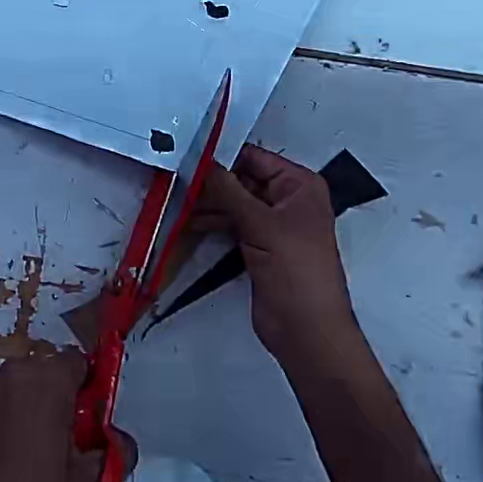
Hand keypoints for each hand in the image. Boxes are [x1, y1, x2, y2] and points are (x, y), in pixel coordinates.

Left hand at [0, 351, 105, 481]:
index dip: (87, 385)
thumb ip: (113, 453)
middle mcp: (9, 376)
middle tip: (63, 440)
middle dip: (56, 396)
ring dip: (26, 404)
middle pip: (43, 371)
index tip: (90, 414)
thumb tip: (119, 439)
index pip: (75, 361)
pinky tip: (2, 454)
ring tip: (30, 451)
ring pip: (14, 385)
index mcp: (45, 384)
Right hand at [192, 144, 351, 359]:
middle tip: (176, 176)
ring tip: (177, 199)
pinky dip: (211, 220)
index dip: (223, 155)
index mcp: (299, 186)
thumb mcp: (260, 223)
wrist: (306, 329)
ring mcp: (272, 223)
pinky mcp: (258, 244)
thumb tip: (203, 161)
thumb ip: (228, 189)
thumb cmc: (296, 271)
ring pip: (233, 201)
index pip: (255, 158)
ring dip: (207, 202)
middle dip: (211, 180)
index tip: (188, 152)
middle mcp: (287, 199)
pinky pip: (230, 222)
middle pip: (242, 178)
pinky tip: (188, 220)